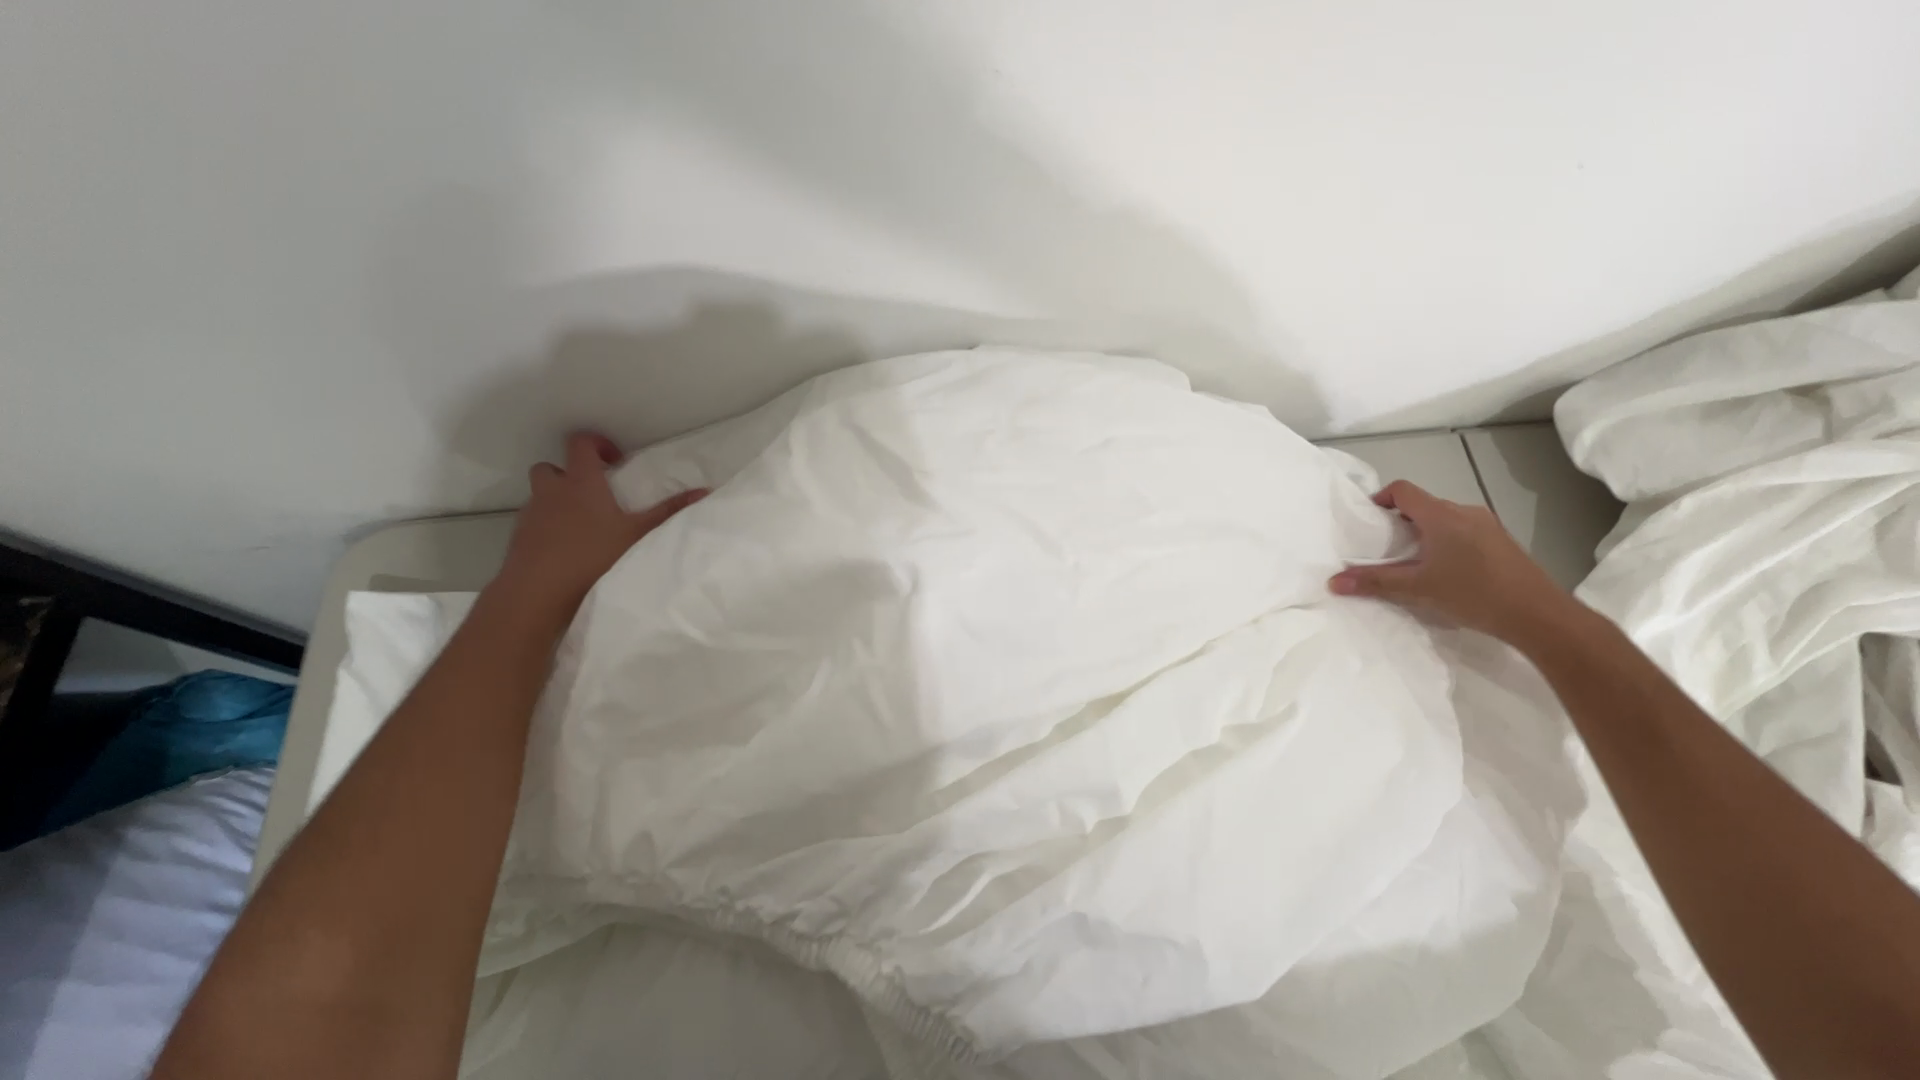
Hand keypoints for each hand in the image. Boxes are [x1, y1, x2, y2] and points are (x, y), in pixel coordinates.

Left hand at [491, 432, 707, 622]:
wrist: (537, 591)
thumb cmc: (591, 556)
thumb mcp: (638, 533)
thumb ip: (668, 511)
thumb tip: (704, 491)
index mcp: (581, 482)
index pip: (580, 442)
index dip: (597, 443)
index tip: (615, 461)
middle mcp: (552, 491)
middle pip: (552, 466)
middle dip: (570, 473)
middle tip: (593, 492)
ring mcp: (532, 513)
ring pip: (541, 494)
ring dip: (557, 499)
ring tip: (581, 523)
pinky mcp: (519, 536)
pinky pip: (534, 520)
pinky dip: (547, 525)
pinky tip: (565, 548)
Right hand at [1327, 480, 1571, 643]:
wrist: (1538, 614)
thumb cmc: (1473, 594)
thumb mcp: (1418, 589)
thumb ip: (1374, 581)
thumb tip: (1333, 582)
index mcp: (1441, 515)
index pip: (1403, 490)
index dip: (1381, 499)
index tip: (1368, 521)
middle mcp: (1465, 511)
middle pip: (1424, 504)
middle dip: (1401, 521)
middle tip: (1385, 548)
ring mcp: (1488, 525)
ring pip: (1445, 519)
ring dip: (1425, 533)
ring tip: (1414, 562)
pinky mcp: (1501, 541)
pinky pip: (1464, 531)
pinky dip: (1447, 542)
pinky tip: (1447, 572)